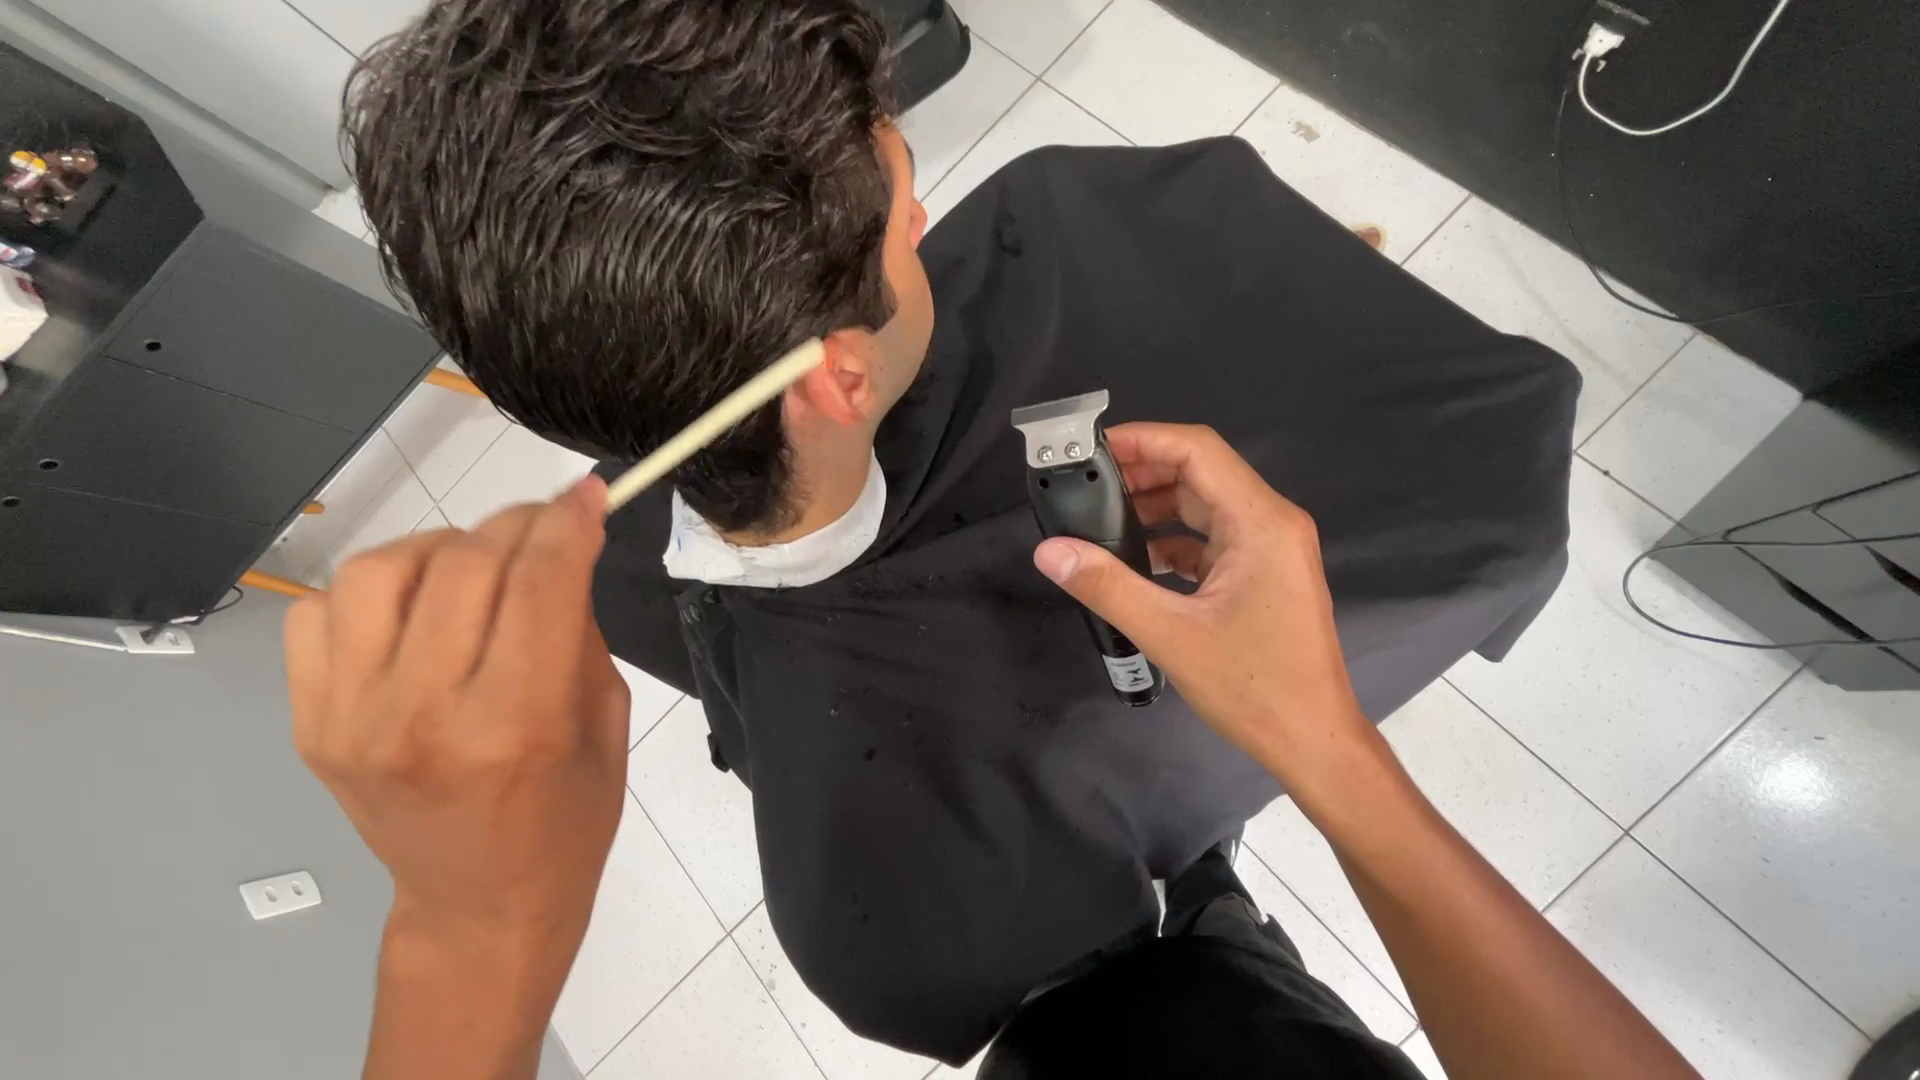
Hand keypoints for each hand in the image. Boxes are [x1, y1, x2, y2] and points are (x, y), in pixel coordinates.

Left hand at [285, 475, 629, 951]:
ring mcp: (351, 719)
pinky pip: (322, 610)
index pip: (541, 584)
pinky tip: (419, 610)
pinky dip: (377, 587)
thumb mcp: (605, 718)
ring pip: (381, 569)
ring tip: (479, 567)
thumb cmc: (570, 815)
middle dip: (521, 524)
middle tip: (550, 528)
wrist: (481, 899)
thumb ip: (577, 630)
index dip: (571, 522)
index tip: (592, 492)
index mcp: (517, 724)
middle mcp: (423, 715)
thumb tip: (561, 550)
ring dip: (445, 547)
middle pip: (466, 563)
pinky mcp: (310, 723)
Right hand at [1032, 423, 1373, 793]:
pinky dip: (1173, 538)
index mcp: (1260, 523)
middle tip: (1088, 484)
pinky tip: (1136, 558)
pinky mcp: (1262, 573)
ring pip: (1205, 504)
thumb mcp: (1170, 634)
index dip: (1143, 439)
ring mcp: (1270, 548)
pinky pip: (1211, 537)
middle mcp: (1271, 523)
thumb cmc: (1253, 687)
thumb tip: (1049, 551)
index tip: (1093, 448)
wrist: (1313, 740)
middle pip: (1201, 472)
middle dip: (1142, 472)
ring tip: (1103, 518)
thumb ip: (1106, 586)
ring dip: (1156, 505)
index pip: (1198, 451)